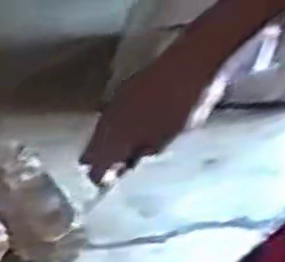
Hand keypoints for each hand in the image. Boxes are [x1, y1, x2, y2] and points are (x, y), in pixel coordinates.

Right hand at [82, 56, 219, 184]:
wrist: (194, 56)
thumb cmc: (184, 103)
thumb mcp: (169, 136)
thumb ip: (144, 153)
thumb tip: (130, 163)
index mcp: (109, 147)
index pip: (95, 174)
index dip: (104, 179)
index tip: (115, 181)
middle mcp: (101, 131)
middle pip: (90, 155)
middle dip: (102, 160)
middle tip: (122, 160)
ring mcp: (110, 109)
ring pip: (100, 134)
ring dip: (111, 140)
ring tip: (134, 138)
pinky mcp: (123, 90)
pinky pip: (113, 114)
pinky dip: (122, 121)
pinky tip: (141, 116)